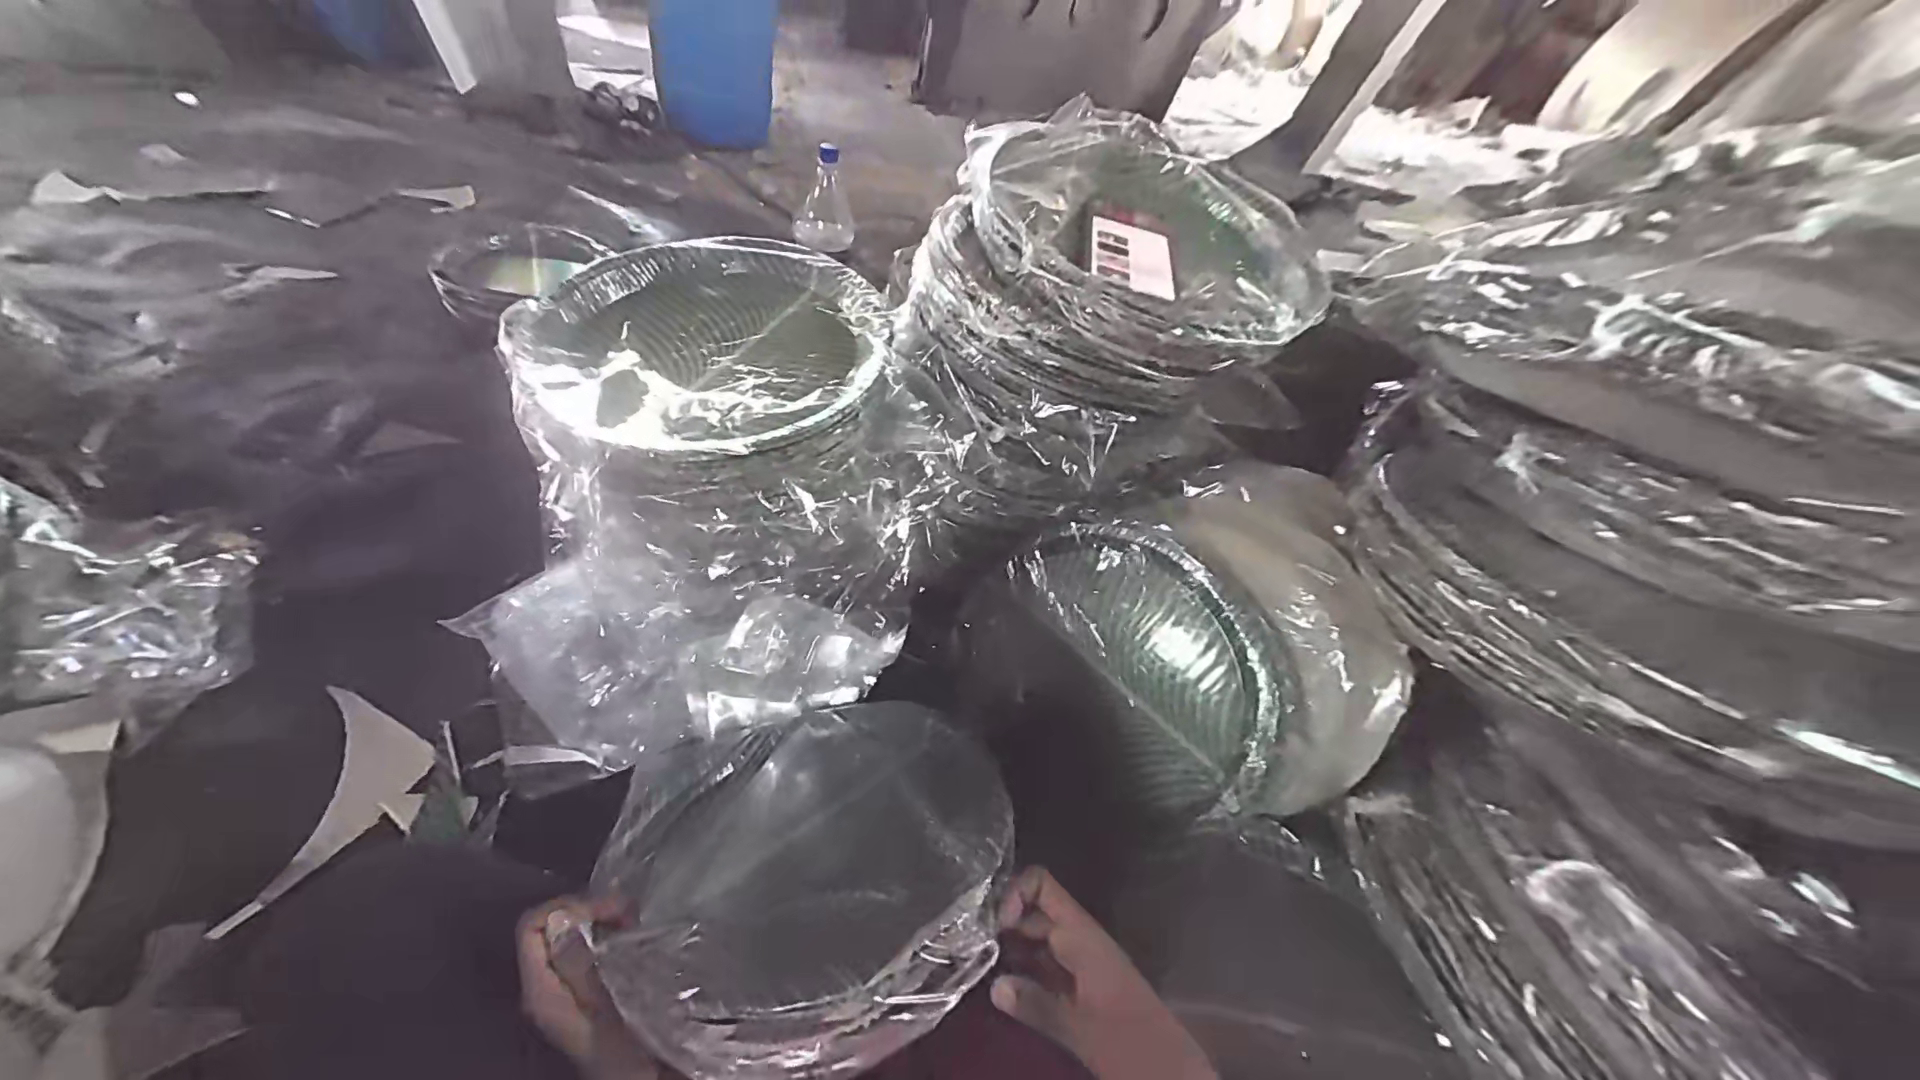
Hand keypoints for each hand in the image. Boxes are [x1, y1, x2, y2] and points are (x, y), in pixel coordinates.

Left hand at [516, 896, 658, 1079]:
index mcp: (541, 991)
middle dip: (591, 909)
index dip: (570, 907)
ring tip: (637, 922)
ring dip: (604, 919)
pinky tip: (635, 935)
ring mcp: (566, 987)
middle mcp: (546, 986)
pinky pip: (589, 945)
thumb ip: (580, 965)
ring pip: (572, 933)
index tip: (614, 911)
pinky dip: (611, 931)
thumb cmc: (628, 1050)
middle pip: (552, 926)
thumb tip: (560, 919)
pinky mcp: (588, 987)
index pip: (532, 926)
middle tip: (632, 914)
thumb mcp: (607, 1007)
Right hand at [992, 868, 1216, 1079]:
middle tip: (972, 945)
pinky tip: (1003, 987)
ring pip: (1037, 936)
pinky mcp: (1080, 985)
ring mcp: (1080, 960)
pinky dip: (1023, 966)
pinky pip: (1045, 961)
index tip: (995, 927)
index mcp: (1081, 934)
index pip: (1041, 885)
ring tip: (979, 963)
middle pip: (1034, 910)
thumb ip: (1036, 1005)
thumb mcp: (1081, 1030)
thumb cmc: (1132, 1047)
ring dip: (1010, 945)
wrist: (1173, 1076)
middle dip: (1003, 921)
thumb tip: (995, 985)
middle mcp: (1079, 938)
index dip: (1014, 894)